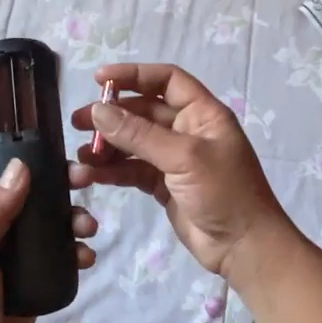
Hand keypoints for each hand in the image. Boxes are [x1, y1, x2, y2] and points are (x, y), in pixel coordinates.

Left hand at [0, 158, 98, 322]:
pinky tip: (87, 257)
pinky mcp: (35, 281)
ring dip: (71, 219)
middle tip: (85, 180)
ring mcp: (15, 257)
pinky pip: (60, 257)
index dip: (12, 153)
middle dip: (57, 185)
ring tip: (88, 227)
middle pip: (28, 195)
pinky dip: (76, 252)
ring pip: (49, 225)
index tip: (46, 141)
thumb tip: (20, 165)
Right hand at [72, 63, 295, 278]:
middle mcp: (188, 131)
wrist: (243, 247)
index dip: (134, 75)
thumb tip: (98, 110)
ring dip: (108, 146)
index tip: (98, 80)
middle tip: (78, 122)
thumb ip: (139, 134)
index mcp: (203, 113)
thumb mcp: (183, 157)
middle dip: (112, 115)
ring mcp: (175, 159)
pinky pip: (133, 170)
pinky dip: (113, 170)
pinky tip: (92, 174)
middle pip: (144, 112)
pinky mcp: (164, 185)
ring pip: (134, 143)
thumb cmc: (224, 192)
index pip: (166, 81)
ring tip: (81, 155)